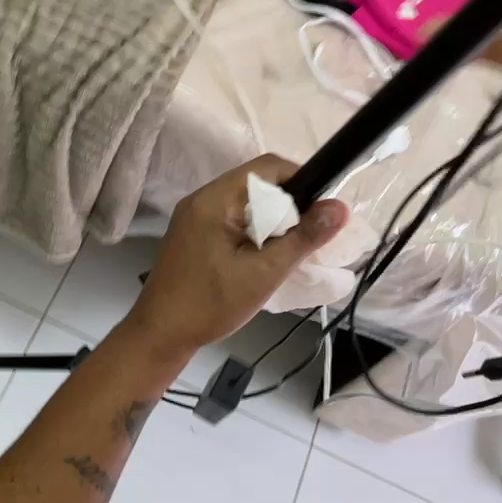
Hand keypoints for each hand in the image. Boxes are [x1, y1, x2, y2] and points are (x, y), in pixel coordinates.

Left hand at [124, 155, 348, 355]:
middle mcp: (201, 200)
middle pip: (256, 184)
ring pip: (245, 203)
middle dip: (289, 204)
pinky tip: (265, 255)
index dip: (302, 179)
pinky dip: (253, 231)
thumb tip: (340, 208)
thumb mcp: (264, 273)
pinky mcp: (192, 235)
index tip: (322, 209)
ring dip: (271, 220)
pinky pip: (231, 219)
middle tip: (310, 234)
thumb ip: (303, 238)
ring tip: (291, 247)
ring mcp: (193, 217)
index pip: (267, 168)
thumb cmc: (211, 304)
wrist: (161, 334)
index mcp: (214, 200)